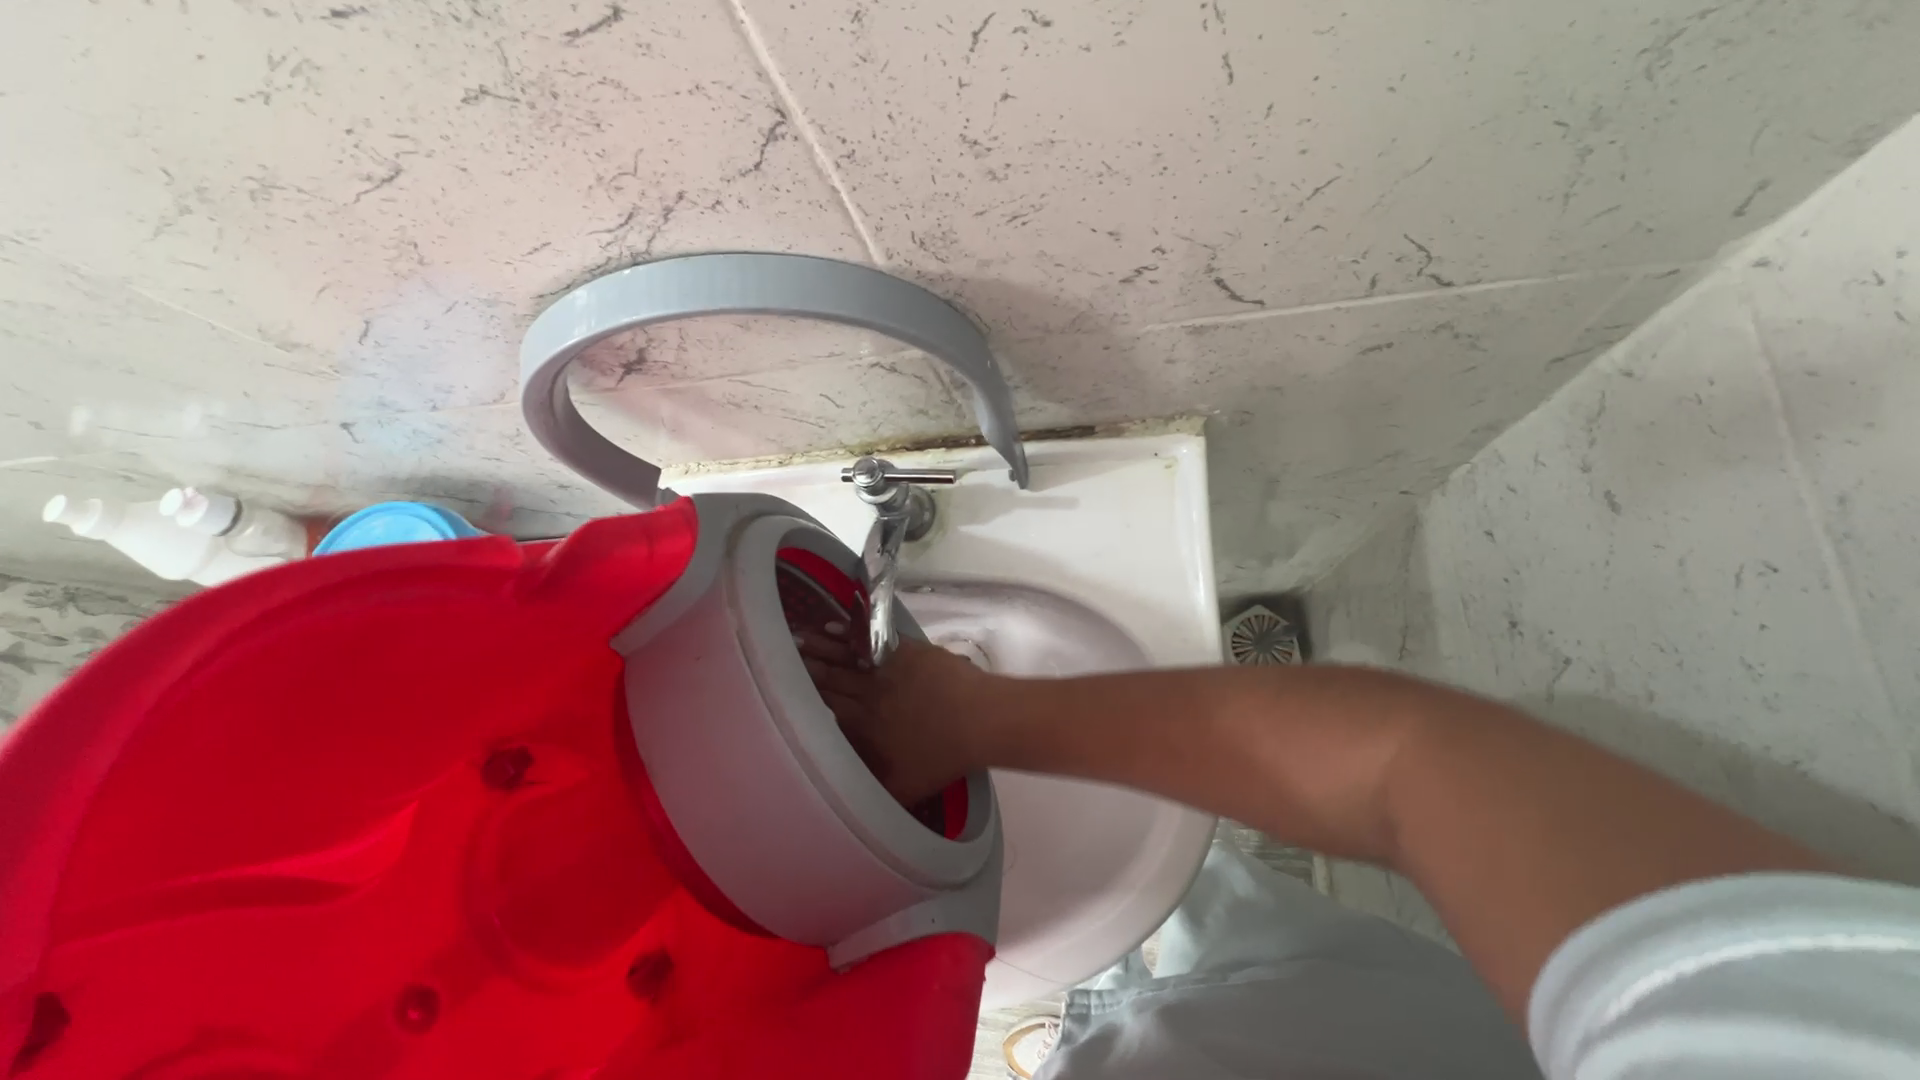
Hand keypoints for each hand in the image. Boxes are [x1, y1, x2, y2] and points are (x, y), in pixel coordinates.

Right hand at [793, 625, 998, 805]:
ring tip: (798, 637)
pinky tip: (835, 626)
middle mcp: (866, 696)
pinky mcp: (903, 651)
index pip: (826, 709)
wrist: (978, 720)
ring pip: (844, 657)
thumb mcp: (905, 789)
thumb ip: (874, 792)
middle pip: (830, 679)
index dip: (804, 697)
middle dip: (806, 667)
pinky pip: (868, 641)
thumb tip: (848, 798)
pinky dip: (850, 633)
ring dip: (821, 647)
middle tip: (780, 654)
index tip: (782, 687)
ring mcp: (885, 670)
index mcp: (862, 728)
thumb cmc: (944, 757)